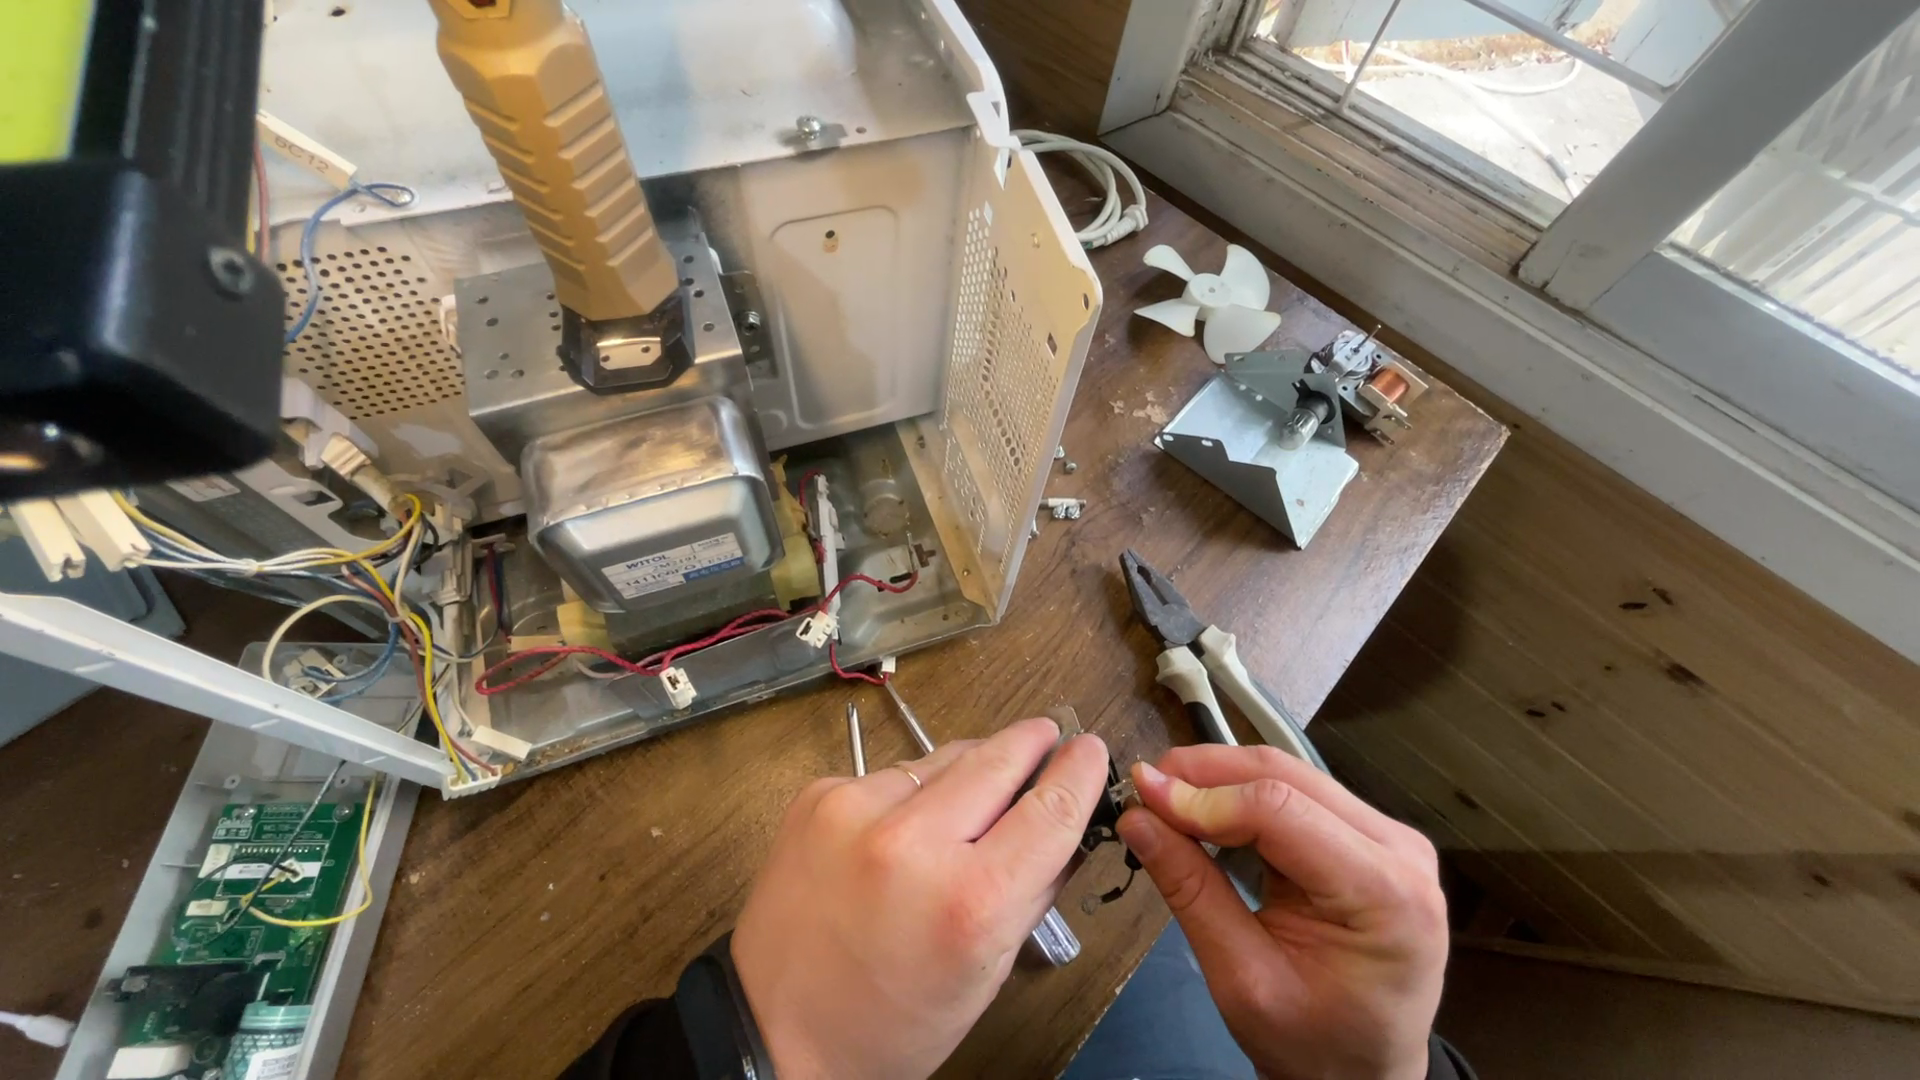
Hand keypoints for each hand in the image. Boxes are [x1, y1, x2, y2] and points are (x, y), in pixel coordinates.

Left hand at [731, 717, 1109, 1079]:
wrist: (770, 1027)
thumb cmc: (894, 1018)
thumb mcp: (985, 973)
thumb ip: (1034, 890)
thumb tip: (1067, 825)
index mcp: (970, 902)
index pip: (1050, 810)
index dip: (1079, 772)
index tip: (1091, 748)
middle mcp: (914, 841)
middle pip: (998, 760)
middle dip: (1031, 741)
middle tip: (1049, 731)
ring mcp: (859, 808)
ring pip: (944, 758)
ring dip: (971, 766)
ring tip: (979, 784)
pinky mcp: (822, 793)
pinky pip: (893, 774)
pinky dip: (912, 789)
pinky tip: (906, 820)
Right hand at [1117, 745, 1447, 1079]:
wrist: (1366, 1076)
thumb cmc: (1311, 1043)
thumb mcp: (1241, 979)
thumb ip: (1190, 891)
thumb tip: (1134, 818)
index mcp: (1386, 894)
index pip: (1279, 810)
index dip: (1203, 797)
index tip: (1141, 798)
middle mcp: (1399, 848)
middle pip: (1285, 776)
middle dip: (1205, 774)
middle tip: (1144, 788)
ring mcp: (1388, 835)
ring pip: (1287, 772)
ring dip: (1218, 778)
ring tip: (1165, 798)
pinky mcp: (1368, 832)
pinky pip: (1294, 790)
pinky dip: (1239, 792)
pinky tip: (1203, 810)